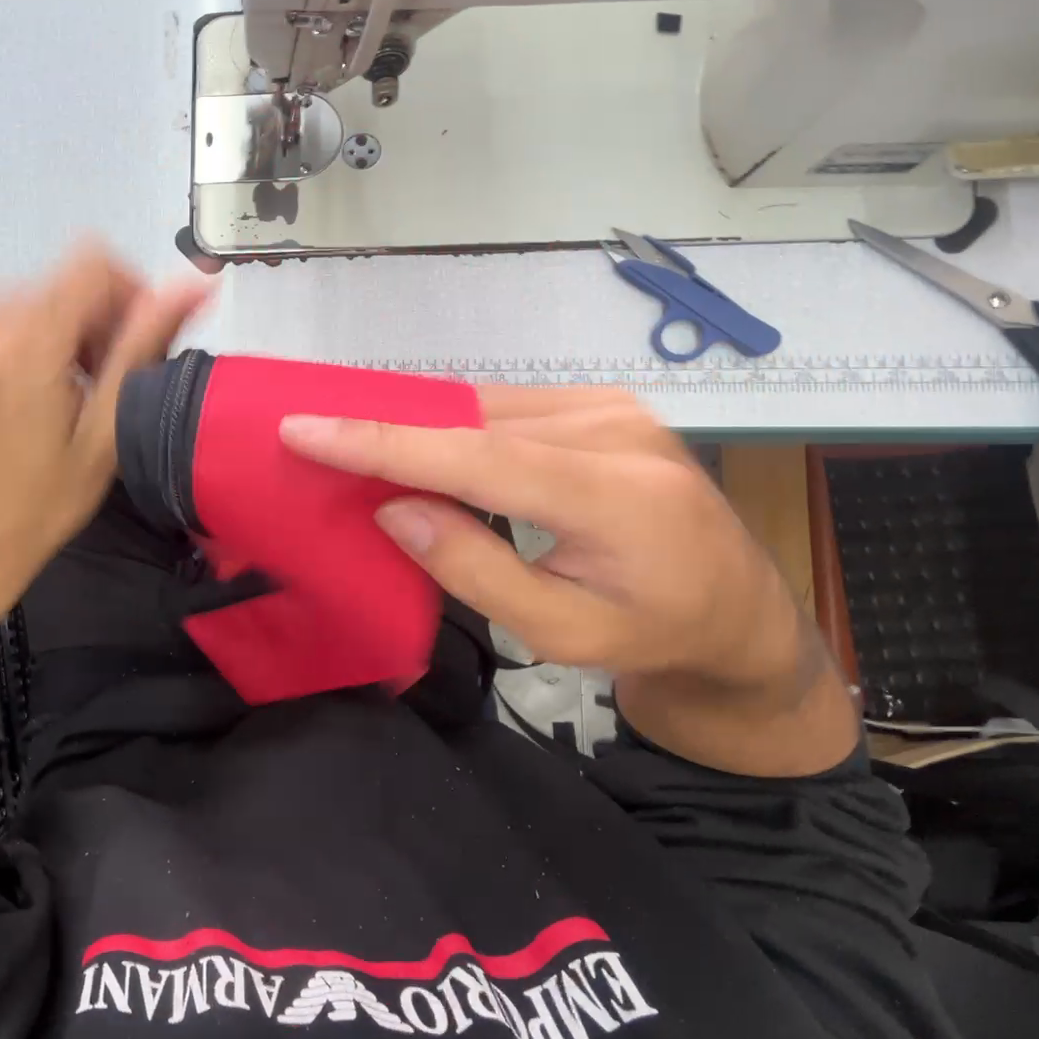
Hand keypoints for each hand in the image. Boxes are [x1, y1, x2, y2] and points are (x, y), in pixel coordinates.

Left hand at [0, 245, 210, 762]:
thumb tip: (194, 282)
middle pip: (63, 282)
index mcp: (24, 346)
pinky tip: (32, 389)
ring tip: (67, 392)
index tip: (135, 343)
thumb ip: (145, 346)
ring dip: (62, 331)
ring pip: (34, 296)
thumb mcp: (106, 432)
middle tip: (102, 384)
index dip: (129, 293)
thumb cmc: (42, 503)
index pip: (92, 263)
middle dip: (96, 321)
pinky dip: (26, 338)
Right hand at [280, 387, 855, 776]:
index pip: (474, 457)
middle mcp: (614, 430)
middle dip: (386, 434)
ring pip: (479, 408)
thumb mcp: (560, 632)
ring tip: (356, 451)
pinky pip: (501, 406)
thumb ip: (475, 571)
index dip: (381, 442)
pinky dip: (450, 426)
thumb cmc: (649, 634)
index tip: (301, 429)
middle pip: (469, 424)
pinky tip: (422, 449)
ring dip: (416, 429)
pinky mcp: (602, 404)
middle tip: (311, 446)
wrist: (737, 611)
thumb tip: (394, 508)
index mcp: (613, 495)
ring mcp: (612, 408)